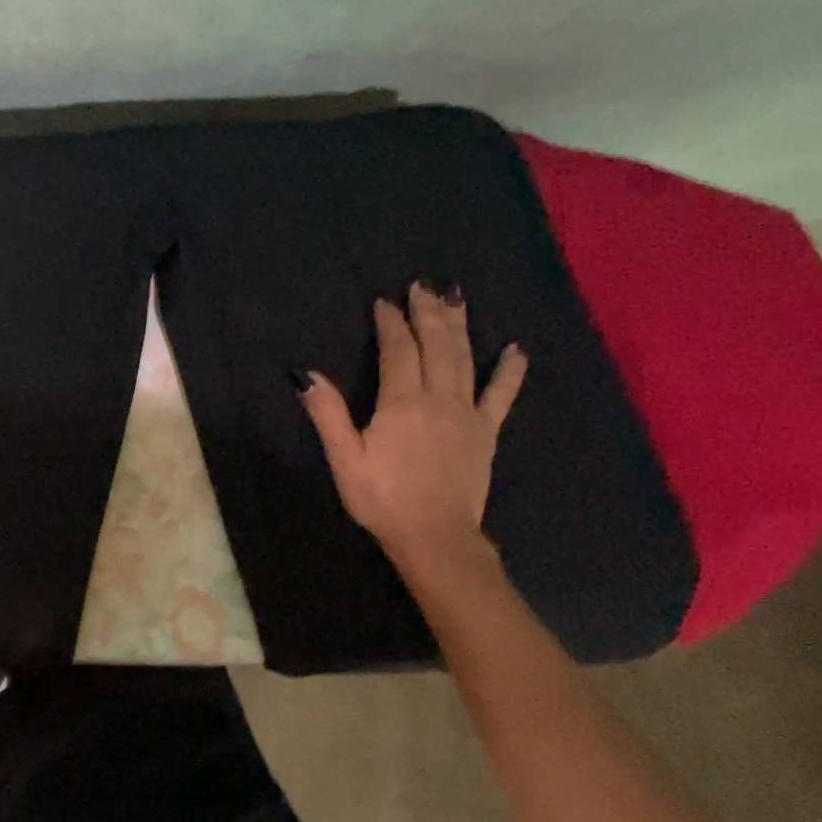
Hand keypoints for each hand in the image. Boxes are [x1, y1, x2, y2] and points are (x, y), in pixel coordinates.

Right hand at [298, 281, 528, 575]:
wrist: (435, 536)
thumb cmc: (381, 498)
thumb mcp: (344, 458)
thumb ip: (328, 414)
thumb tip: (305, 373)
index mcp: (401, 404)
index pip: (398, 351)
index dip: (391, 323)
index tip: (384, 301)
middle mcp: (439, 399)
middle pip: (435, 346)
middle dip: (428, 313)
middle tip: (423, 285)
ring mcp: (468, 414)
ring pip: (465, 359)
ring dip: (460, 326)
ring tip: (457, 297)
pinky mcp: (486, 432)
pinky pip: (501, 394)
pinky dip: (510, 370)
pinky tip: (516, 348)